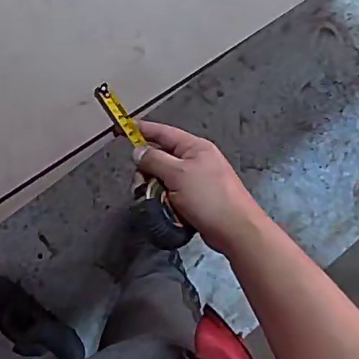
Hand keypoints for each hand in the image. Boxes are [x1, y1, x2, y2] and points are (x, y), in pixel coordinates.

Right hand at [132, 121, 271, 254]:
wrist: (237, 231)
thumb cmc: (211, 199)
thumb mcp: (177, 174)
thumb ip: (154, 160)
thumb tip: (138, 151)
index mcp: (195, 147)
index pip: (162, 132)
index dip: (141, 129)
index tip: (121, 128)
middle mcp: (196, 160)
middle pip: (160, 157)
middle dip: (148, 170)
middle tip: (144, 183)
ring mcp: (197, 179)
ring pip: (163, 178)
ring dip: (157, 189)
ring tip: (162, 201)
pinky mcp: (196, 198)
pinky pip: (172, 193)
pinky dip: (166, 200)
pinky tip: (169, 209)